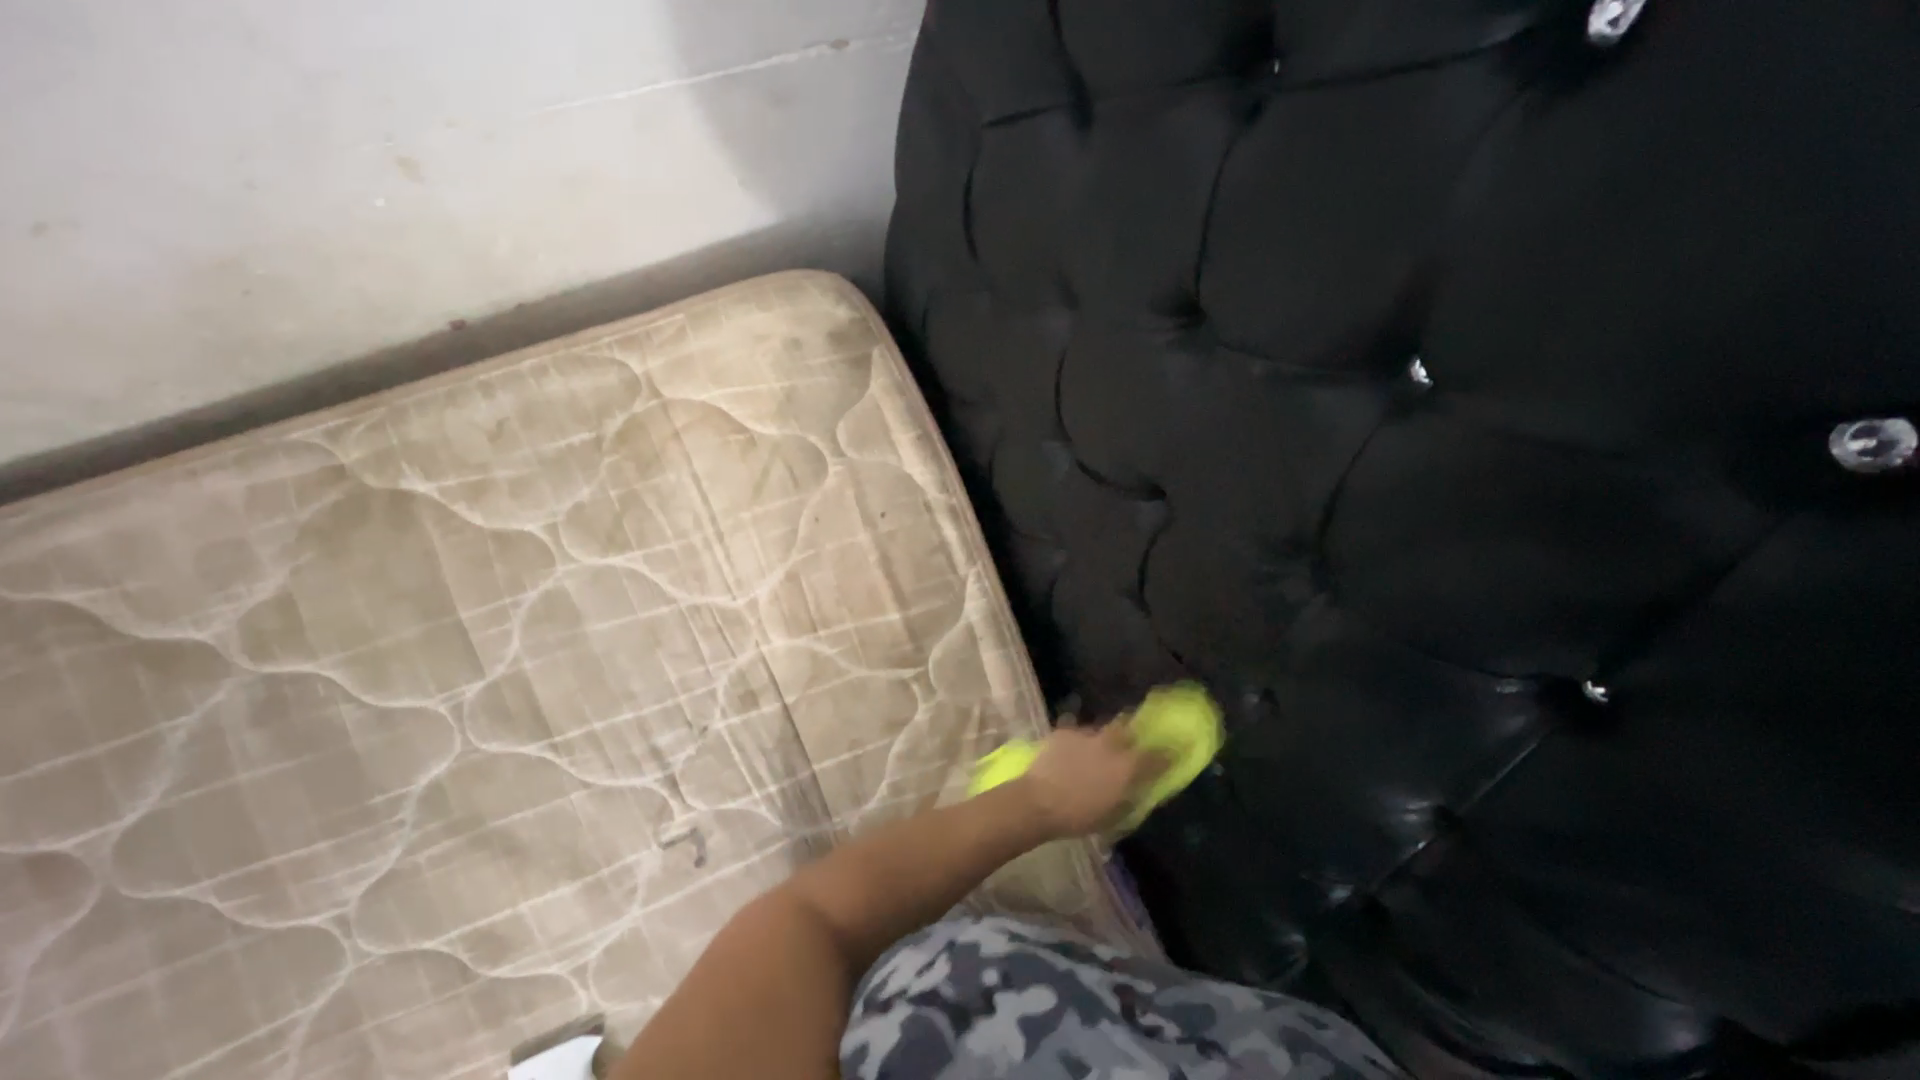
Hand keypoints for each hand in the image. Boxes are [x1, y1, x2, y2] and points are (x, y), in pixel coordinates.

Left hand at [1016, 719, 1167, 837]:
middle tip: (1126, 744)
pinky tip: (1069, 754)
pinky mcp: (1065, 731)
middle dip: (1131, 734)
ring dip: (1102, 739)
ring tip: (1092, 752)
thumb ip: (1129, 798)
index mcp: (1128, 767)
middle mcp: (1112, 745)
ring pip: (1102, 730)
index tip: (1173, 750)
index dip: (1168, 753)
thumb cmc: (1078, 817)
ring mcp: (1087, 734)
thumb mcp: (1112, 816)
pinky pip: (1077, 733)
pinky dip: (1078, 742)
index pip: (1159, 755)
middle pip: (1129, 729)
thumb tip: (1137, 789)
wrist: (1038, 802)